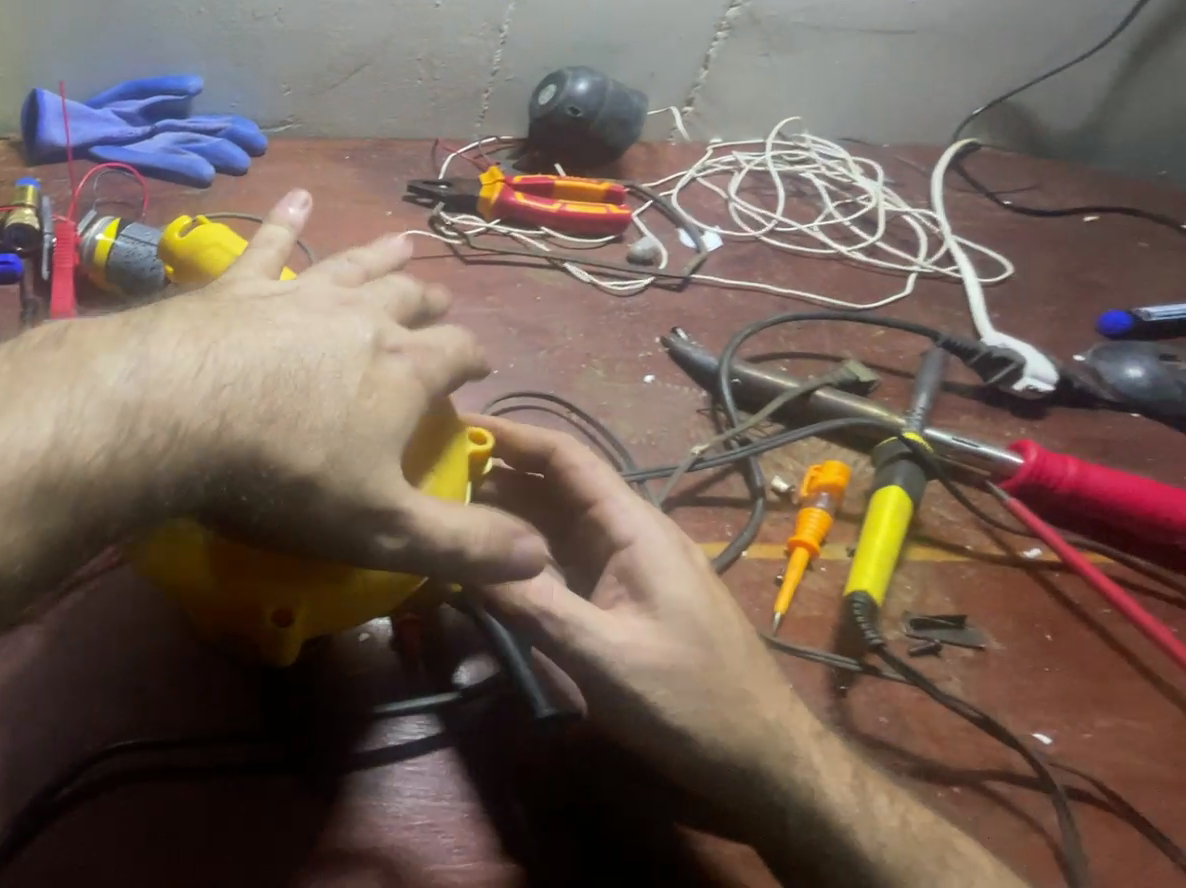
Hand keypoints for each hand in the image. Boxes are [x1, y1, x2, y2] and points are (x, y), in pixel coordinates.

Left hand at [106, 189, 547, 583]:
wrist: (176, 414)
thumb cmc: (284, 474)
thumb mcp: (381, 528)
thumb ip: (461, 543)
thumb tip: (540, 557)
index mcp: (401, 368)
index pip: (458, 351)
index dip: (473, 356)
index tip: (479, 365)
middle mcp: (358, 317)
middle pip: (408, 299)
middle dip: (430, 301)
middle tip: (441, 301)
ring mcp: (297, 294)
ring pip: (353, 266)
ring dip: (381, 255)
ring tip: (404, 241)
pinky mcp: (238, 286)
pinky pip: (269, 244)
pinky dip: (286, 220)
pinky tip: (296, 196)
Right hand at [467, 415, 832, 803]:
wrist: (763, 763)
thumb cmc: (692, 701)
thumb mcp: (603, 654)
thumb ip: (531, 603)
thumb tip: (458, 560)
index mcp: (630, 526)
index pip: (564, 456)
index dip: (509, 434)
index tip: (451, 423)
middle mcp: (621, 533)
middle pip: (546, 486)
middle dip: (488, 477)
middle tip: (422, 482)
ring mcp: (615, 565)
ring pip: (545, 524)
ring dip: (496, 519)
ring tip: (437, 519)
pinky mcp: (609, 595)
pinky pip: (552, 561)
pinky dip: (513, 557)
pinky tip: (476, 567)